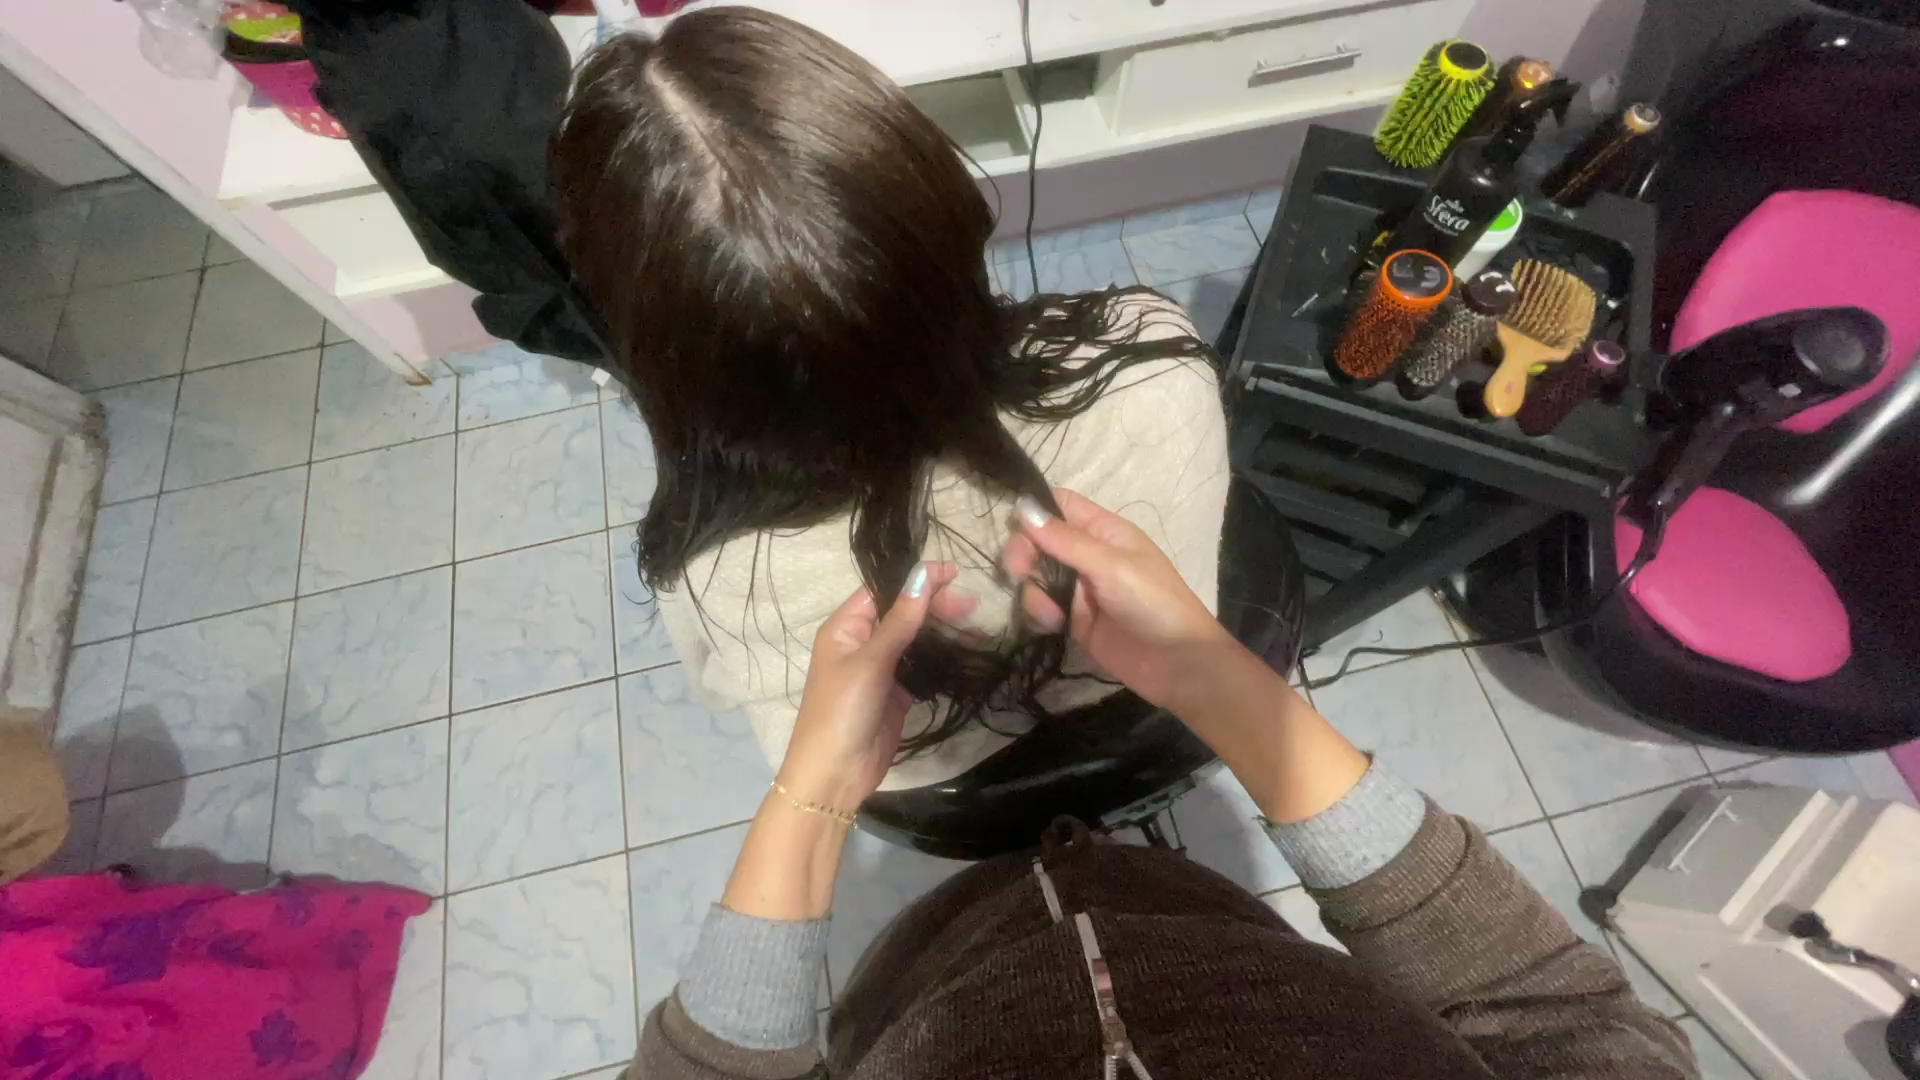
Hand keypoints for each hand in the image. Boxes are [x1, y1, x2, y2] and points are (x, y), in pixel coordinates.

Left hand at [776, 561, 968, 811]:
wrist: (835, 776)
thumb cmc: (843, 711)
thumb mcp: (871, 662)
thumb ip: (900, 620)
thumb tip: (924, 575)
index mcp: (845, 627)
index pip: (884, 590)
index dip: (917, 580)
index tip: (954, 573)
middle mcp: (862, 641)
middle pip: (903, 612)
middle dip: (936, 606)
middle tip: (972, 607)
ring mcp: (881, 668)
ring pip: (917, 639)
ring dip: (944, 632)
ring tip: (977, 629)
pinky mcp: (897, 692)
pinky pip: (923, 666)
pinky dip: (944, 658)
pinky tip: (968, 653)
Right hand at [1003, 488, 1232, 708]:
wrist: (1177, 664)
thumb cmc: (1154, 603)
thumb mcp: (1111, 566)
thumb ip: (1065, 541)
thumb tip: (1022, 507)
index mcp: (1102, 530)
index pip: (1059, 504)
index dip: (1035, 510)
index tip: (1017, 529)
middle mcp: (1087, 554)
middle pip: (1037, 540)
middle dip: (1023, 555)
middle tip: (1019, 574)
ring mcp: (1077, 587)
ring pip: (1034, 576)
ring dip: (1032, 592)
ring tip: (1052, 615)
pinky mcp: (1072, 618)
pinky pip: (1040, 607)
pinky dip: (1037, 615)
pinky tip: (1052, 626)